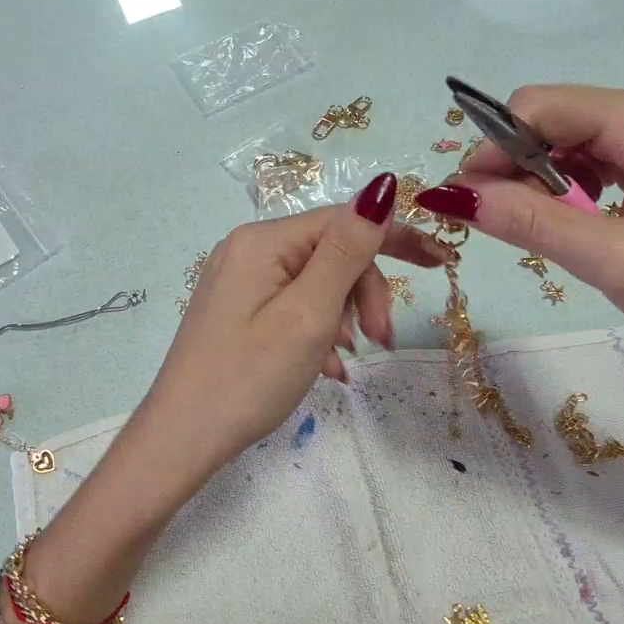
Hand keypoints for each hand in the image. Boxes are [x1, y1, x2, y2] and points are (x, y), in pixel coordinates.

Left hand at [140, 174, 447, 465]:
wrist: (182, 437)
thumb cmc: (248, 377)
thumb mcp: (308, 314)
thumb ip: (347, 251)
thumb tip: (382, 186)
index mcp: (262, 241)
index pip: (343, 220)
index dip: (394, 238)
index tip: (441, 266)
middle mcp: (247, 250)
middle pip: (330, 253)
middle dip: (362, 294)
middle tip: (380, 341)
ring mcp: (239, 281)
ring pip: (315, 284)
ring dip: (341, 319)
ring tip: (342, 363)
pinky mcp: (237, 311)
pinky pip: (292, 307)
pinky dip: (316, 333)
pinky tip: (325, 369)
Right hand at [413, 85, 623, 361]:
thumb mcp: (612, 260)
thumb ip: (530, 222)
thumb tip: (450, 194)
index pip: (543, 106)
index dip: (495, 146)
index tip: (468, 198)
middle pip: (551, 117)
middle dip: (513, 165)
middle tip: (500, 220)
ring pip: (562, 137)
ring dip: (535, 178)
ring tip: (540, 226)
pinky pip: (586, 155)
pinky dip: (562, 185)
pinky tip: (570, 218)